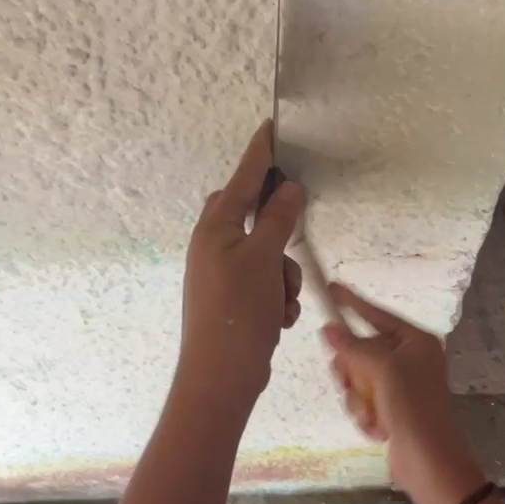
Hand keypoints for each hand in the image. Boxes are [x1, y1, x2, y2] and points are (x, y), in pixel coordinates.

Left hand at [181, 121, 304, 405]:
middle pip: (255, 216)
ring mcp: (222, 272)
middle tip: (289, 246)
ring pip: (268, 252)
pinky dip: (278, 295)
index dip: (259, 153)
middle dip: (280, 233)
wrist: (221, 376)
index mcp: (215, 227)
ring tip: (282, 301)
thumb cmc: (238, 310)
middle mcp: (214, 244)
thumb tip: (288, 188)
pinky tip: (279, 318)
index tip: (271, 127)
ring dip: (283, 274)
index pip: (242, 178)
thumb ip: (277, 218)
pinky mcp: (234, 297)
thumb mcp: (264, 258)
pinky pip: (265, 280)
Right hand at [322, 285, 487, 503]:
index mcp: (416, 341)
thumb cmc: (412, 406)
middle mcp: (410, 358)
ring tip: (368, 413)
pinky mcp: (392, 409)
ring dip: (357, 398)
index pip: (377, 314)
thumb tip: (330, 329)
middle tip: (346, 381)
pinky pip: (363, 400)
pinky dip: (365, 414)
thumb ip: (353, 346)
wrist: (428, 461)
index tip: (331, 288)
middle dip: (352, 370)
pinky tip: (377, 428)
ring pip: (358, 378)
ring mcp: (401, 385)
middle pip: (362, 350)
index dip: (352, 303)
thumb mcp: (382, 369)